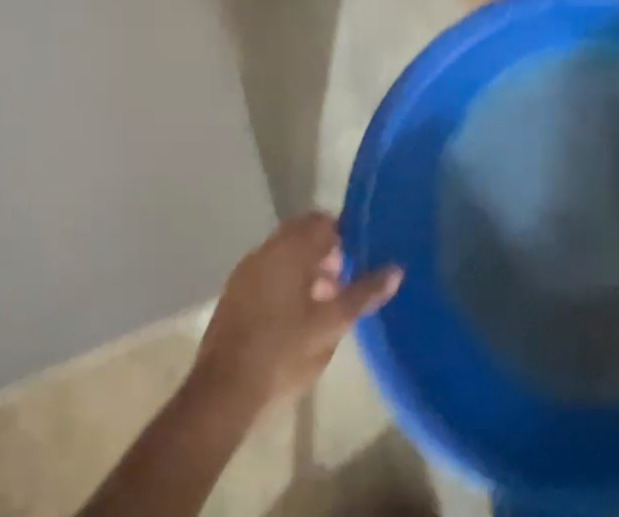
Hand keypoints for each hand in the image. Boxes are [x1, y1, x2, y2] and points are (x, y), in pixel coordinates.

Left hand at [191, 213, 401, 414]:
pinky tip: (300, 318)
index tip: (363, 257)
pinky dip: (287, 284)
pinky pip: (268, 276)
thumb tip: (396, 270)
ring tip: (328, 304)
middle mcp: (263, 254)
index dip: (346, 235)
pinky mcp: (233, 299)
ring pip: (284, 257)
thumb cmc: (283, 353)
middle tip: (347, 282)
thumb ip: (364, 293)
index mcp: (288, 251)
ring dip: (307, 270)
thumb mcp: (333, 324)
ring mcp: (244, 276)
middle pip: (302, 237)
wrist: (222, 396)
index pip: (322, 222)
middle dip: (327, 254)